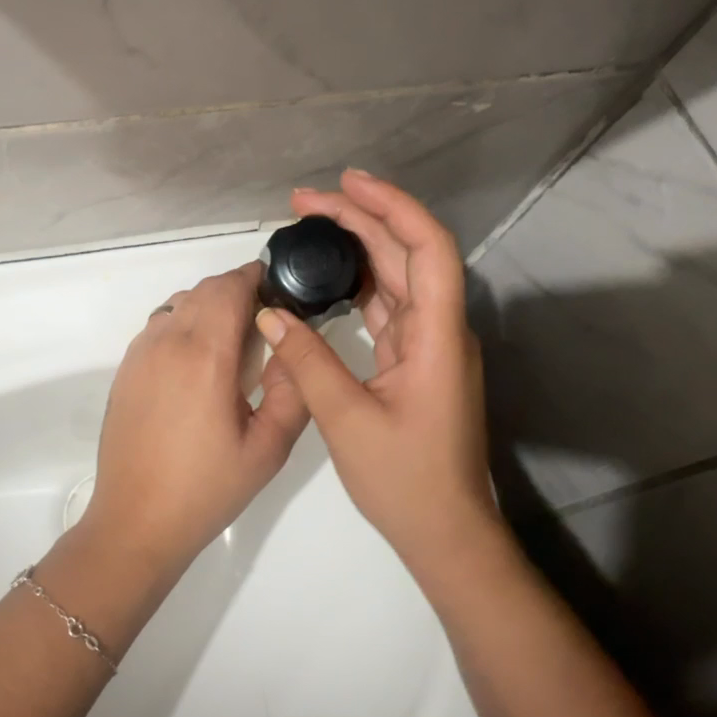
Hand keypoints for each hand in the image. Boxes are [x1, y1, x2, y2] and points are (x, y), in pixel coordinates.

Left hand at [85, 262, 310, 573]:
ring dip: (209, 306)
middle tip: (267, 319)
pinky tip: (200, 362)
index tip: (283, 289)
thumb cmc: (207, 488)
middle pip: (204, 289)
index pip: (230, 287)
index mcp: (204, 355)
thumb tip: (293, 346)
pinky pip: (159, 325)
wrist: (136, 521)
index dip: (257, 277)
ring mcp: (140, 353)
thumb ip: (292, 389)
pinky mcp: (125, 369)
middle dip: (237, 290)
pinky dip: (184, 324)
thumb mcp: (269, 447)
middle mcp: (167, 341)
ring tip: (235, 341)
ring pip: (179, 303)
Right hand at [254, 170, 500, 573]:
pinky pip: (387, 307)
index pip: (428, 248)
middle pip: (407, 254)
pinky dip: (358, 284)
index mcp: (438, 337)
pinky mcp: (414, 362)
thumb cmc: (405, 480)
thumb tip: (270, 314)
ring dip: (358, 247)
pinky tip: (326, 275)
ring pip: (396, 277)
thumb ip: (308, 361)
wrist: (446, 533)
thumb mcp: (348, 420)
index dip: (393, 206)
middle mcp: (440, 330)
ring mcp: (429, 346)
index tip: (348, 184)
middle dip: (360, 219)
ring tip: (308, 225)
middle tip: (303, 201)